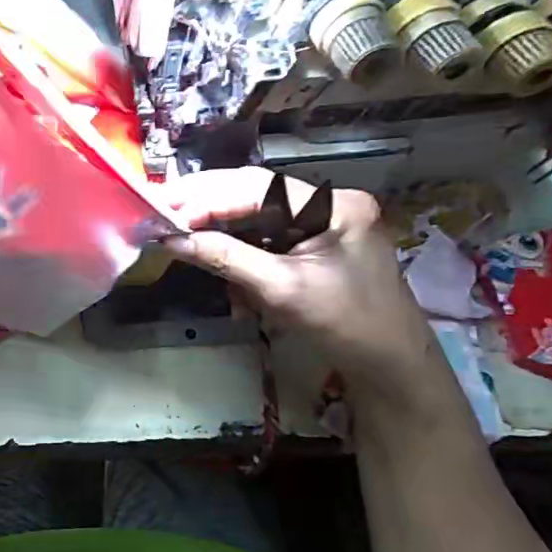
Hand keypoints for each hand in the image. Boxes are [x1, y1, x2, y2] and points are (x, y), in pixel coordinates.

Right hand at [160, 167, 436, 388]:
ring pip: (255, 215)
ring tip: (178, 231)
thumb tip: (173, 241)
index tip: (167, 213)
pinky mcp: (313, 245)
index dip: (207, 199)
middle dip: (207, 206)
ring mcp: (321, 223)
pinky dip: (238, 250)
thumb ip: (225, 259)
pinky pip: (266, 238)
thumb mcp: (279, 289)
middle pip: (254, 194)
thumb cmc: (343, 324)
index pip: (257, 188)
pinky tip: (215, 258)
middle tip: (161, 210)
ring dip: (219, 228)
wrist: (390, 363)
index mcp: (332, 204)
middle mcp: (327, 203)